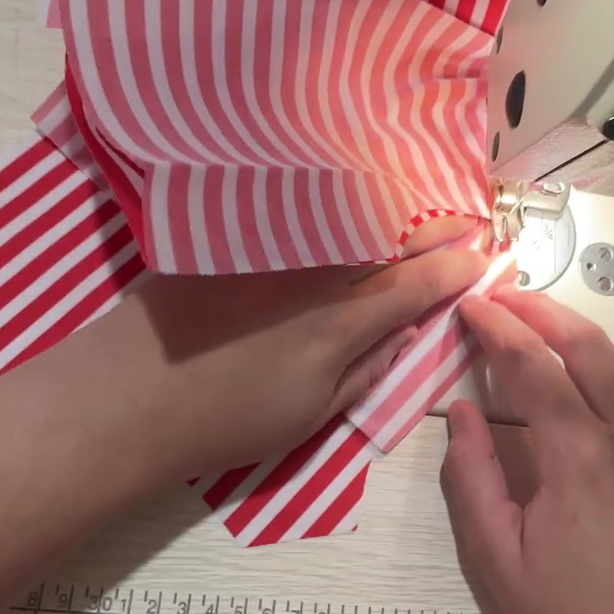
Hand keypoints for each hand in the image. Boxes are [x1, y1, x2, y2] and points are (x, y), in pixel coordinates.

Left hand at [48, 238, 487, 483]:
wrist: (130, 394)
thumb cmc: (228, 418)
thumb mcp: (313, 412)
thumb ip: (369, 367)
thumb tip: (413, 332)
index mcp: (347, 316)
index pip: (424, 280)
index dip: (460, 266)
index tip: (484, 257)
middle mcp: (321, 264)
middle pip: (396, 233)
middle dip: (439, 224)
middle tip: (466, 220)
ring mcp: (278, 240)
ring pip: (352, 211)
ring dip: (395, 206)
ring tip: (419, 204)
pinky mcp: (236, 227)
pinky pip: (303, 203)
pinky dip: (338, 200)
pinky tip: (347, 196)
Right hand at [440, 289, 613, 613]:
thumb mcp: (496, 559)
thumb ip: (471, 477)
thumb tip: (459, 412)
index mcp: (578, 459)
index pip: (530, 366)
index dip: (495, 327)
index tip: (472, 304)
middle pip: (593, 346)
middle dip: (543, 311)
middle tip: (509, 302)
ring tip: (603, 365)